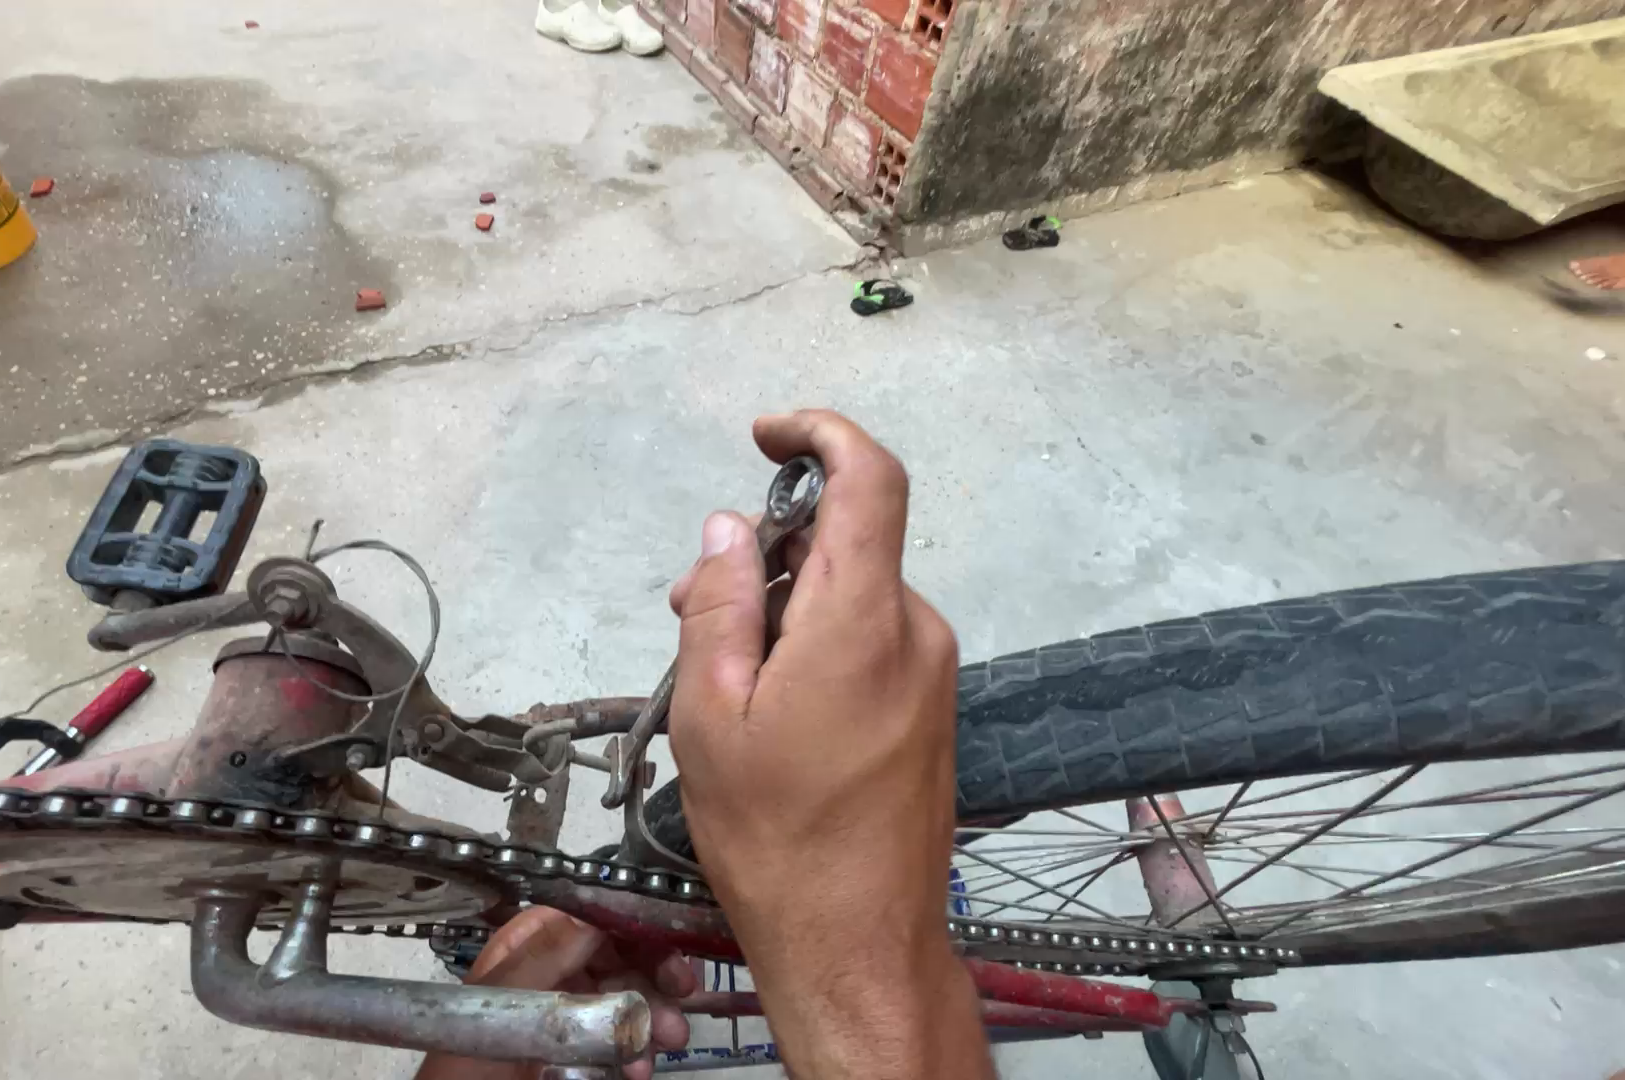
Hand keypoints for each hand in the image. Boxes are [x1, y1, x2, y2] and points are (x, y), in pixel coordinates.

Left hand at [415, 906, 694, 1079]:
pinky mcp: (580, 1054)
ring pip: (627, 998)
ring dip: (655, 1014)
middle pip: (619, 955)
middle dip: (654, 971)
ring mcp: (569, 1014)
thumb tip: (600, 910)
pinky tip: (641, 1068)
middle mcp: (554, 969)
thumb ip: (547, 954)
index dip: (634, 923)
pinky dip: (638, 1051)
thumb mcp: (500, 1001)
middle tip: (685, 987)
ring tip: (672, 1037)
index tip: (670, 939)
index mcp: (530, 943)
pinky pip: (620, 1040)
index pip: (592, 915)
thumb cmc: (466, 1058)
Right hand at [667, 410, 990, 1079]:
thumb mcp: (710, 713)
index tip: (766, 436)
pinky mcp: (929, 700)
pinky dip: (814, 636)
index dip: (821, 433)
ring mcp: (929, 666)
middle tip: (694, 609)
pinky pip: (867, 633)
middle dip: (766, 552)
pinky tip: (770, 693)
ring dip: (782, 603)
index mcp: (858, 620)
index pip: (869, 479)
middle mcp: (911, 628)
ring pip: (849, 590)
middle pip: (843, 540)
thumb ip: (721, 604)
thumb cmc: (772, 834)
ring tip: (722, 667)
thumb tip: (726, 527)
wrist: (859, 944)